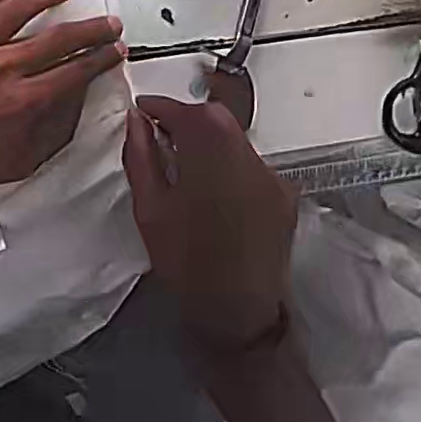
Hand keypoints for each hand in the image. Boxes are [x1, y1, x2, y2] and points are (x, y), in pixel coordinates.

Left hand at [0, 0, 125, 224]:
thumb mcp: (16, 162)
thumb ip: (52, 131)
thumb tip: (75, 101)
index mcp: (20, 102)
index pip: (75, 70)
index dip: (101, 58)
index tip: (113, 51)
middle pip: (58, 36)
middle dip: (91, 29)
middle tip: (106, 24)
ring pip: (18, 7)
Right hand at [123, 80, 298, 350]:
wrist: (238, 315)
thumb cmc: (185, 265)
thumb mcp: (149, 210)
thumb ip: (140, 157)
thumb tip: (136, 121)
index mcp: (212, 163)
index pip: (187, 113)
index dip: (161, 105)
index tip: (142, 110)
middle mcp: (249, 162)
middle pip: (217, 117)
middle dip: (186, 117)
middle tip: (159, 131)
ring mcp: (272, 177)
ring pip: (235, 136)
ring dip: (207, 137)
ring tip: (182, 159)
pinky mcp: (284, 193)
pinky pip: (250, 160)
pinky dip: (227, 158)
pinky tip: (211, 184)